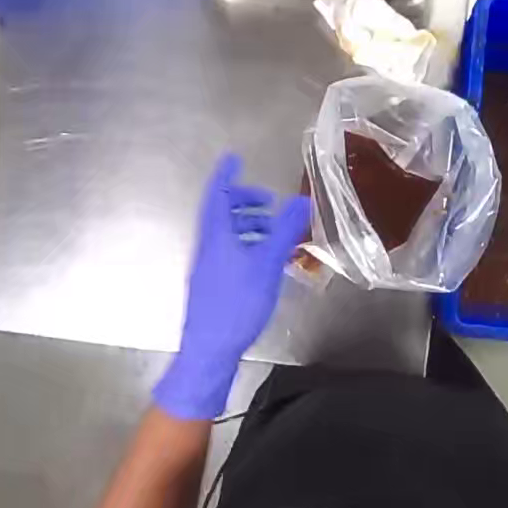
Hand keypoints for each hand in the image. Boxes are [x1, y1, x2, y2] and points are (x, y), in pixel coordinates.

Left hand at [153, 154, 311, 420]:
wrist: (210, 349)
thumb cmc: (238, 303)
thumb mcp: (267, 265)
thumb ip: (283, 232)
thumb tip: (300, 200)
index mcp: (216, 236)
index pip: (218, 195)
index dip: (226, 175)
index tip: (234, 158)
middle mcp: (208, 247)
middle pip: (221, 214)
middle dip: (243, 202)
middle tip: (267, 202)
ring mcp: (207, 268)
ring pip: (226, 236)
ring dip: (248, 227)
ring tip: (273, 232)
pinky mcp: (212, 286)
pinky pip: (229, 255)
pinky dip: (247, 247)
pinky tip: (265, 264)